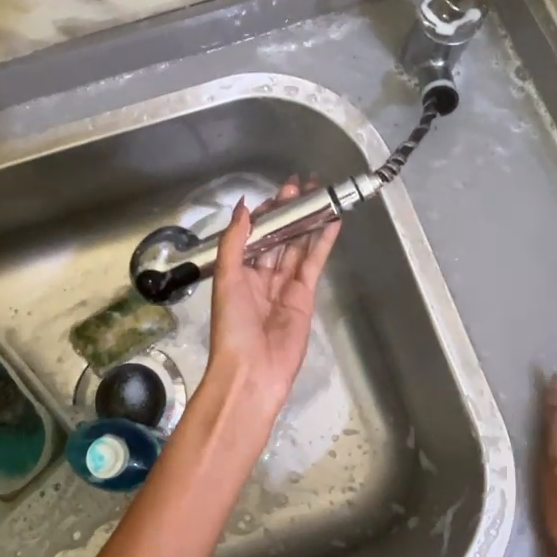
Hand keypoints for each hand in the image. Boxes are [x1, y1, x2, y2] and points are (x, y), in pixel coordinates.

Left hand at [207, 181, 340, 407]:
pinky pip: (313, 263)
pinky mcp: (305, 296)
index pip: (255, 234)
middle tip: (302, 184)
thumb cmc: (232, 324)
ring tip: (318, 195)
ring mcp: (284, 286)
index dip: (267, 213)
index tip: (280, 192)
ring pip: (297, 247)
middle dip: (289, 212)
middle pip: (278, 237)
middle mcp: (261, 276)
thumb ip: (234, 240)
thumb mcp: (226, 278)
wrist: (251, 371)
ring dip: (307, 222)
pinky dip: (322, 243)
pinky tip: (330, 222)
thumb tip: (243, 206)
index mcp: (238, 272)